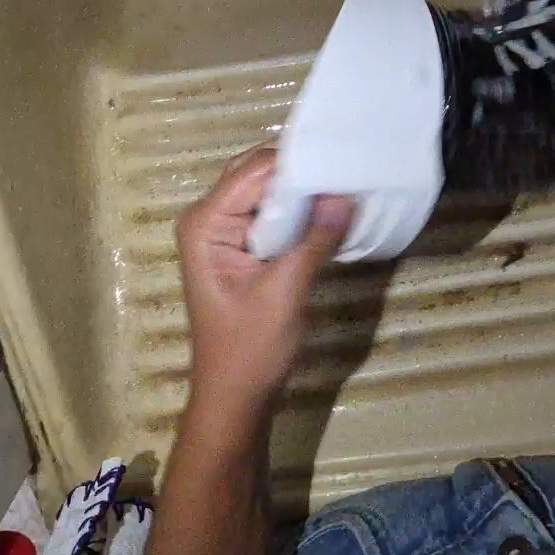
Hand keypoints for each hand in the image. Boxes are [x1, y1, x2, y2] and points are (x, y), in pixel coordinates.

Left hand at [176, 148, 354, 418]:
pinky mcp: (240, 246)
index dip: (298, 163)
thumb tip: (346, 194)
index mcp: (205, 222)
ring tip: (346, 185)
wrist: (235, 396)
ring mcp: (222, 231)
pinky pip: (270, 214)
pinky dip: (298, 211)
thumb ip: (314, 239)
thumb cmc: (251, 348)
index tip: (344, 158)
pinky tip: (329, 212)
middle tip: (349, 169)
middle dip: (301, 172)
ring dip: (303, 191)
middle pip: (258, 174)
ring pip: (266, 191)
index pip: (255, 171)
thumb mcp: (286, 291)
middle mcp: (208, 217)